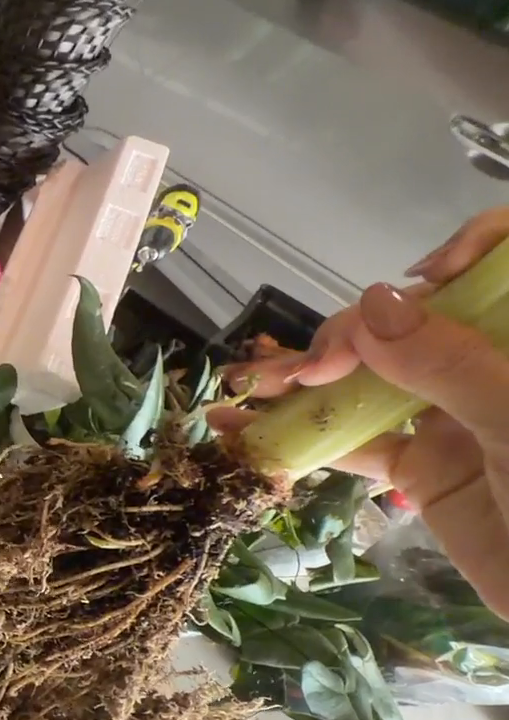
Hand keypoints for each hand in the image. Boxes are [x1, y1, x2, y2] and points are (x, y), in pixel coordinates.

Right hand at [220, 208, 508, 613]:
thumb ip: (451, 363)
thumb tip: (374, 300)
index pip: (504, 265)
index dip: (465, 253)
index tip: (409, 286)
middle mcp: (492, 368)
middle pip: (412, 323)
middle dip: (349, 337)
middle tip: (310, 373)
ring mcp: (455, 417)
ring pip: (369, 380)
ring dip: (303, 382)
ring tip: (247, 389)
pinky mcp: (419, 465)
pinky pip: (348, 441)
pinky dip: (291, 437)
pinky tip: (237, 429)